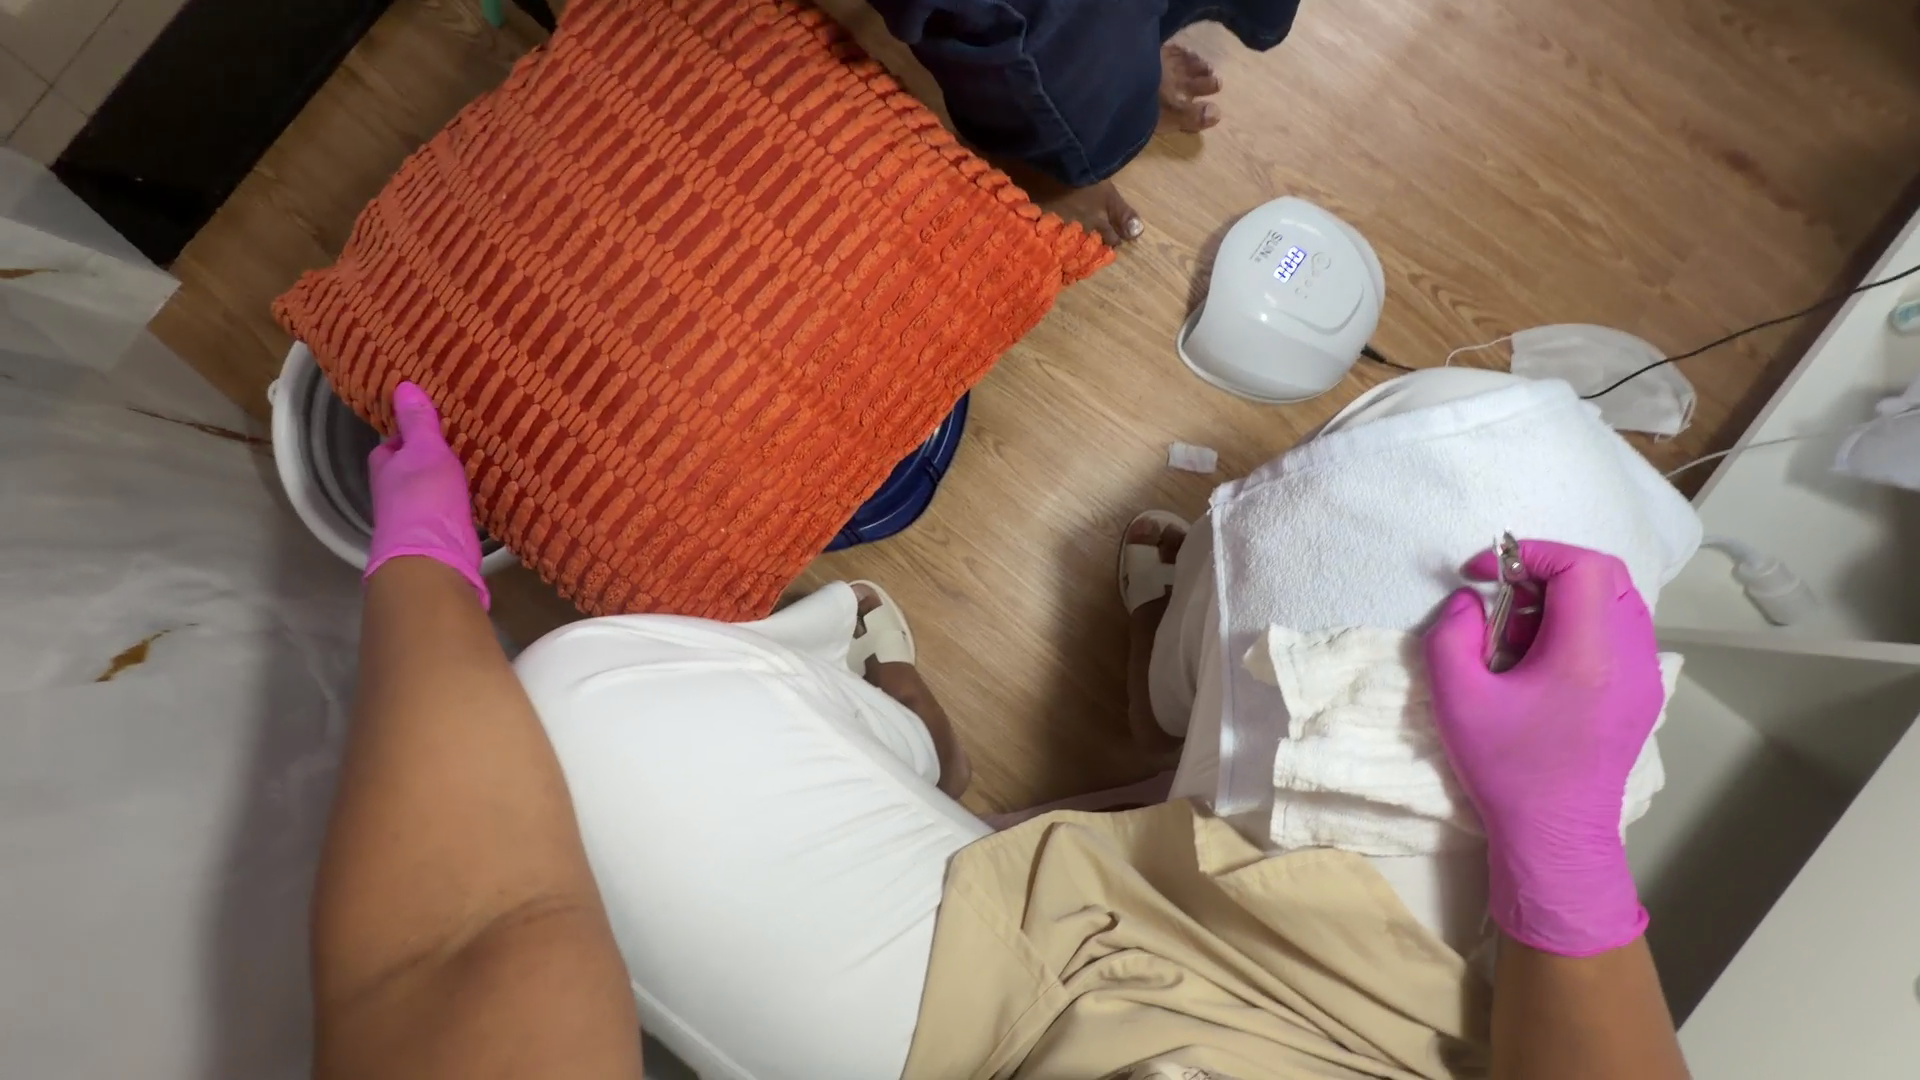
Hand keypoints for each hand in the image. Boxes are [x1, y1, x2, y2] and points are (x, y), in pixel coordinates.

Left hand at [365, 381, 488, 609]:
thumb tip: (403, 385)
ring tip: (479, 463)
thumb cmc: (424, 496)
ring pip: (434, 488)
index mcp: (385, 466)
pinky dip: (463, 500)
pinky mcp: (442, 532)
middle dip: (433, 457)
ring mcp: (418, 514)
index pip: (394, 442)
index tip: (436, 421)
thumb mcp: (425, 451)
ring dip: (450, 480)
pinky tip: (483, 494)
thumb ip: (419, 422)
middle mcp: (395, 490)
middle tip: (464, 441)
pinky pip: (453, 507)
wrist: (432, 555)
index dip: (411, 431)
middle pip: (413, 467)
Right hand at [1424, 540, 1663, 956]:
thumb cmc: (1504, 764)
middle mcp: (1629, 658)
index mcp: (1588, 655)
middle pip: (1606, 576)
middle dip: (1545, 568)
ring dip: (1559, 596)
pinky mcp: (1638, 692)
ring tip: (1513, 629)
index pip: (1583, 567)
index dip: (1530, 552)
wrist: (1554, 829)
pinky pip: (1615, 630)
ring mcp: (1642, 676)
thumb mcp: (1455, 696)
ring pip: (1613, 601)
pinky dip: (1574, 621)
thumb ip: (1451, 635)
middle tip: (1498, 594)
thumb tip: (1467, 601)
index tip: (1482, 572)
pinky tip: (1536, 656)